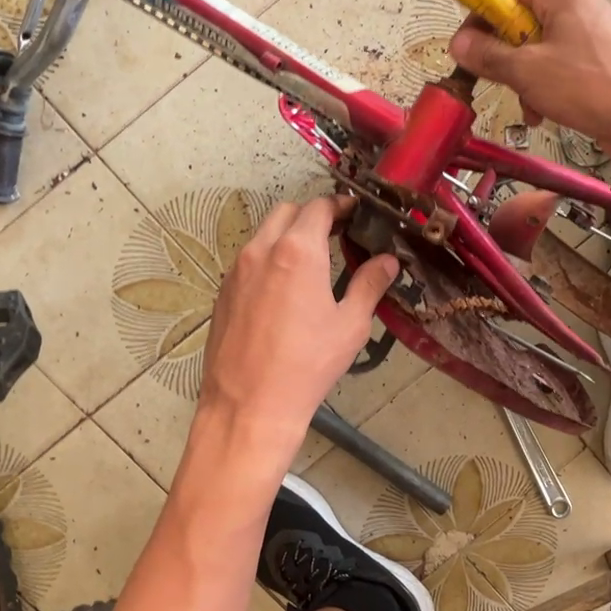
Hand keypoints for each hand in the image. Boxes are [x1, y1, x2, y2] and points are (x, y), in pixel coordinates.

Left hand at [198, 196, 398, 432]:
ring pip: (263, 234)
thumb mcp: (350, 325)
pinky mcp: (223, 292)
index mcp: (298, 252)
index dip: (340, 206)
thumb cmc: (307, 364)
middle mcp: (262, 250)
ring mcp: (237, 271)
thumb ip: (369, 285)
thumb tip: (387, 262)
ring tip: (310, 263)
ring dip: (287, 237)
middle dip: (311, 217)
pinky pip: (248, 261)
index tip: (354, 214)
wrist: (249, 404)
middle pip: (287, 213)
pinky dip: (268, 259)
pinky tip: (283, 290)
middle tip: (335, 235)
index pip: (319, 208)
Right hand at [448, 0, 610, 164]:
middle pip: (520, 25)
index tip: (466, 53)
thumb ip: (488, 56)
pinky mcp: (599, 57)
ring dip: (526, 82)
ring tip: (532, 107)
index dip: (480, 24)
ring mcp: (591, 30)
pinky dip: (547, 88)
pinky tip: (547, 112)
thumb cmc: (588, 88)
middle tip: (504, 86)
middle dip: (507, 61)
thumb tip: (457, 44)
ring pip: (537, 51)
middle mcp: (577, 2)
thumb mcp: (527, 72)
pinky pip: (559, 66)